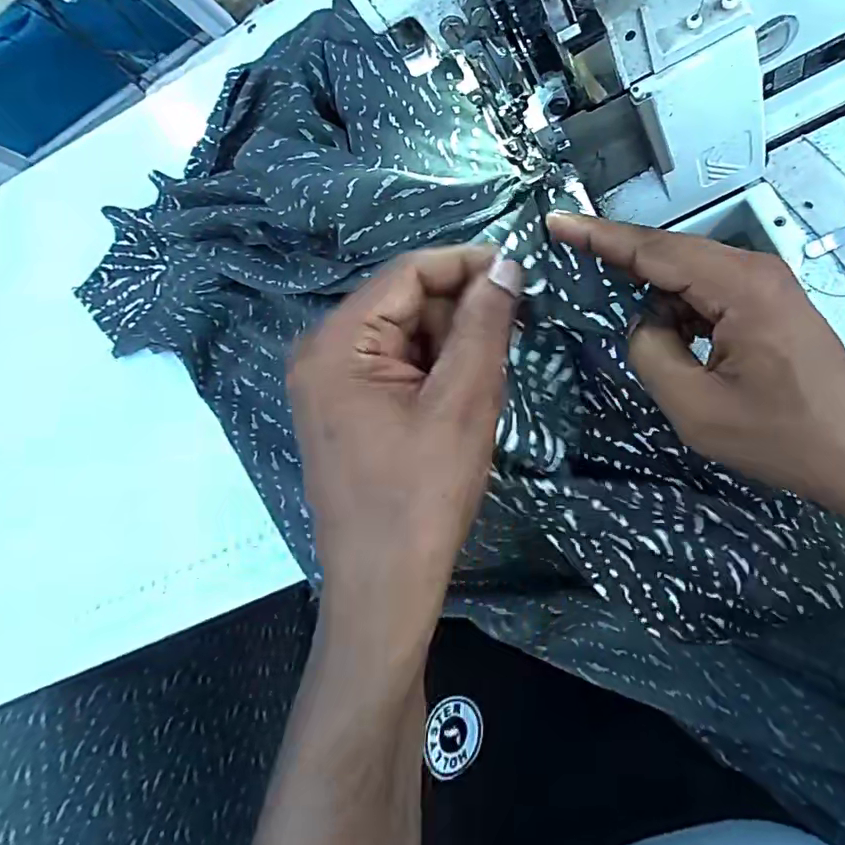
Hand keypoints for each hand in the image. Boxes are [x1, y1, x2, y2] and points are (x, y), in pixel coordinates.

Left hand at [286, 246, 521, 597]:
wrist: (387, 581)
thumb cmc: (425, 490)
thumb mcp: (465, 399)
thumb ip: (485, 323)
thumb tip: (505, 264)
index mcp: (337, 343)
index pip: (409, 273)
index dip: (467, 264)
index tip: (522, 274)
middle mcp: (323, 352)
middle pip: (406, 301)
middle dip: (463, 310)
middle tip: (514, 337)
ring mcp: (331, 383)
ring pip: (408, 333)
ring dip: (456, 343)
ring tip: (490, 379)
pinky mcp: (349, 407)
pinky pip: (400, 364)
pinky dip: (439, 368)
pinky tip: (466, 397)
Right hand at [548, 213, 844, 516]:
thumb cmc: (782, 438)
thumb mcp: (697, 408)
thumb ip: (652, 352)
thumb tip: (646, 322)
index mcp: (739, 286)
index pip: (654, 249)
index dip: (599, 236)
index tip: (554, 221)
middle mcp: (758, 270)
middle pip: (674, 254)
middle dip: (624, 262)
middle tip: (573, 266)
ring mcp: (773, 286)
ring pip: (696, 275)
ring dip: (659, 293)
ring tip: (624, 315)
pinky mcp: (778, 307)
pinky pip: (718, 294)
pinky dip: (688, 308)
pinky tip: (672, 335)